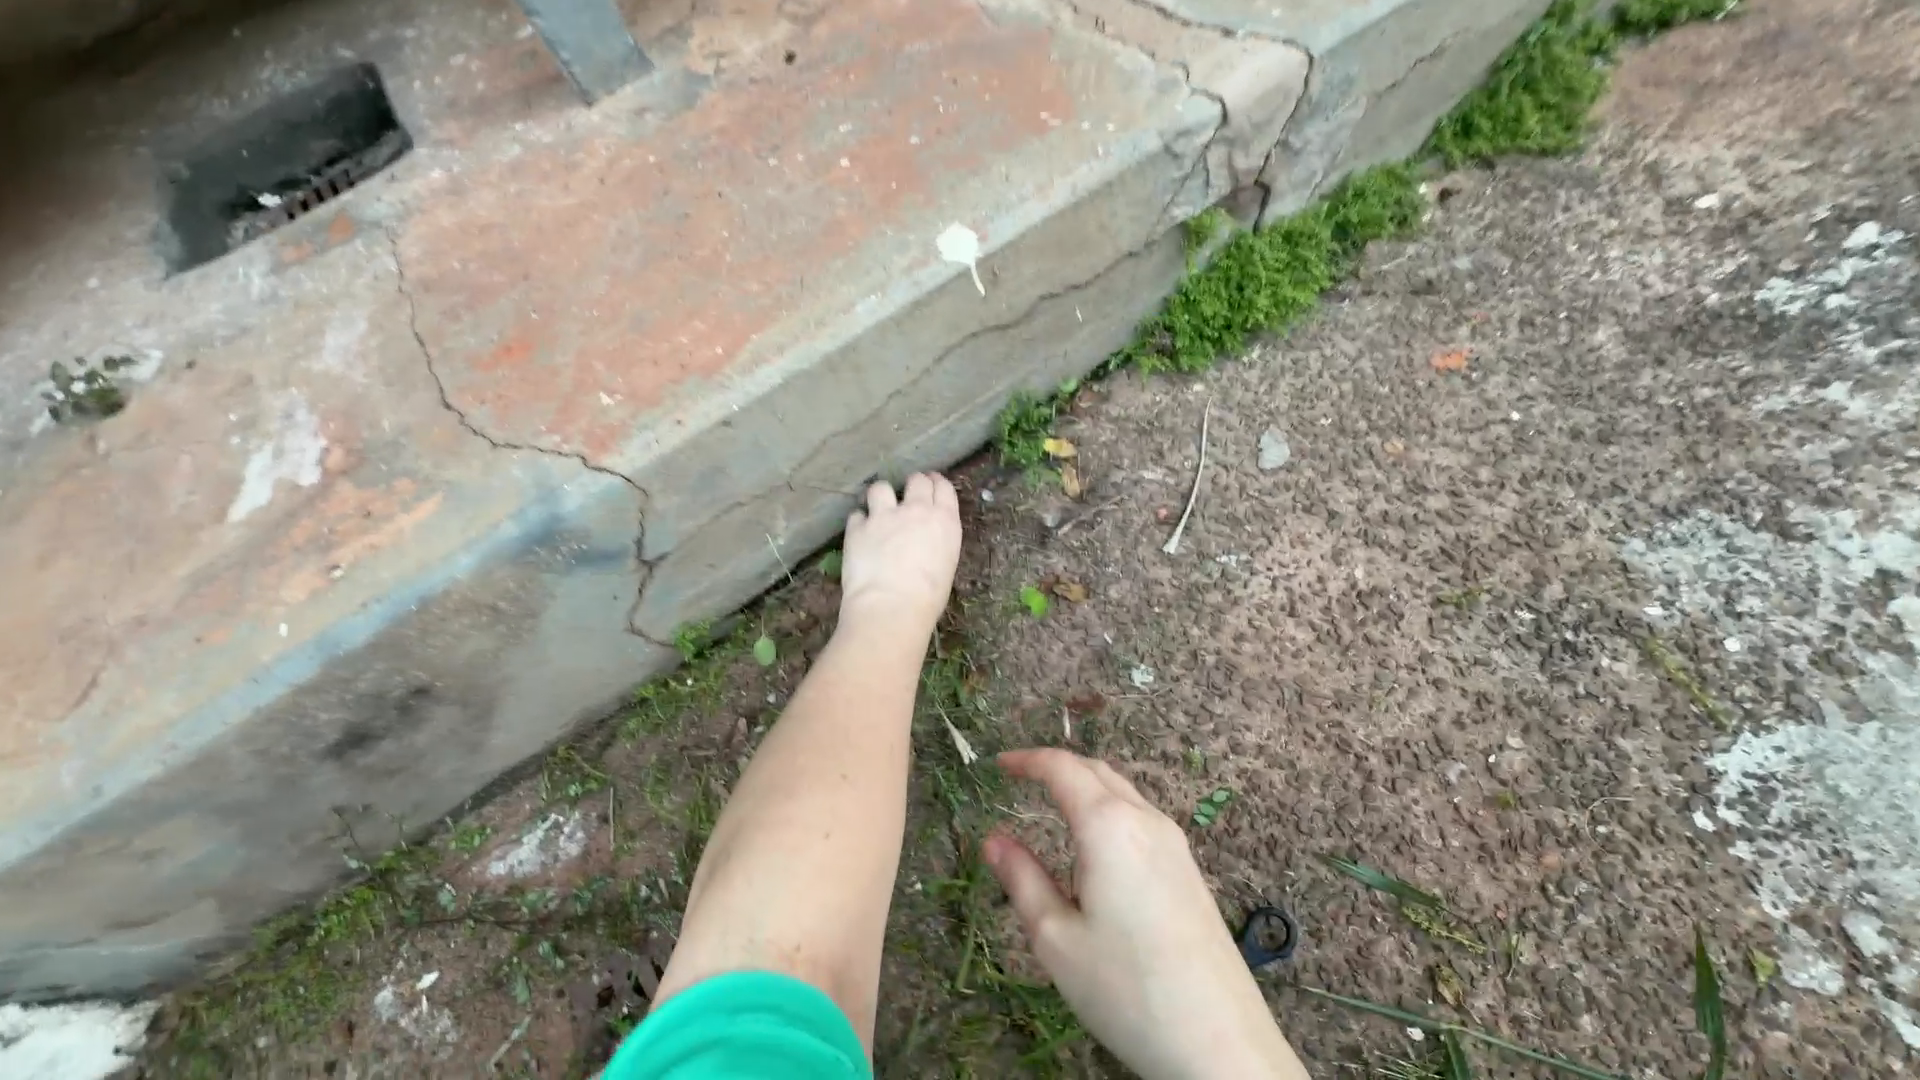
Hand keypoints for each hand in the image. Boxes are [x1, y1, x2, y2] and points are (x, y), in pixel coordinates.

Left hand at [838, 474, 961, 636]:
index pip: (943, 488)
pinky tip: (860, 534)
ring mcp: (884, 516)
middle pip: (916, 481)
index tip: (931, 484)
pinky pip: (857, 515)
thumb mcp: (945, 565)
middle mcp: (915, 510)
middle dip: (913, 484)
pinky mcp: (858, 527)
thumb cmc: (928, 597)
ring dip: (881, 496)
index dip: (936, 483)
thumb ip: (936, 542)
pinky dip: (859, 523)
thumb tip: (925, 542)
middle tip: (908, 496)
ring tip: (879, 509)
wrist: (892, 606)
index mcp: (944, 521)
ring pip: (881, 487)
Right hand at [984, 749, 1308, 1079]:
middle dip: (1057, 766)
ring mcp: (1175, 844)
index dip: (1027, 759)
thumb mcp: (1056, 938)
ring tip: (1053, 805)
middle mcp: (1146, 820)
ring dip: (1086, 786)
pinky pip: (1141, 818)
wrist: (1221, 1043)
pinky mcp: (1190, 869)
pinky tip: (1097, 845)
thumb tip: (994, 839)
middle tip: (1021, 778)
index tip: (999, 764)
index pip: (1063, 768)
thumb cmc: (1126, 989)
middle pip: (1097, 771)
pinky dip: (1109, 809)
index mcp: (1108, 826)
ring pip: (1123, 793)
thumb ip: (1022, 879)